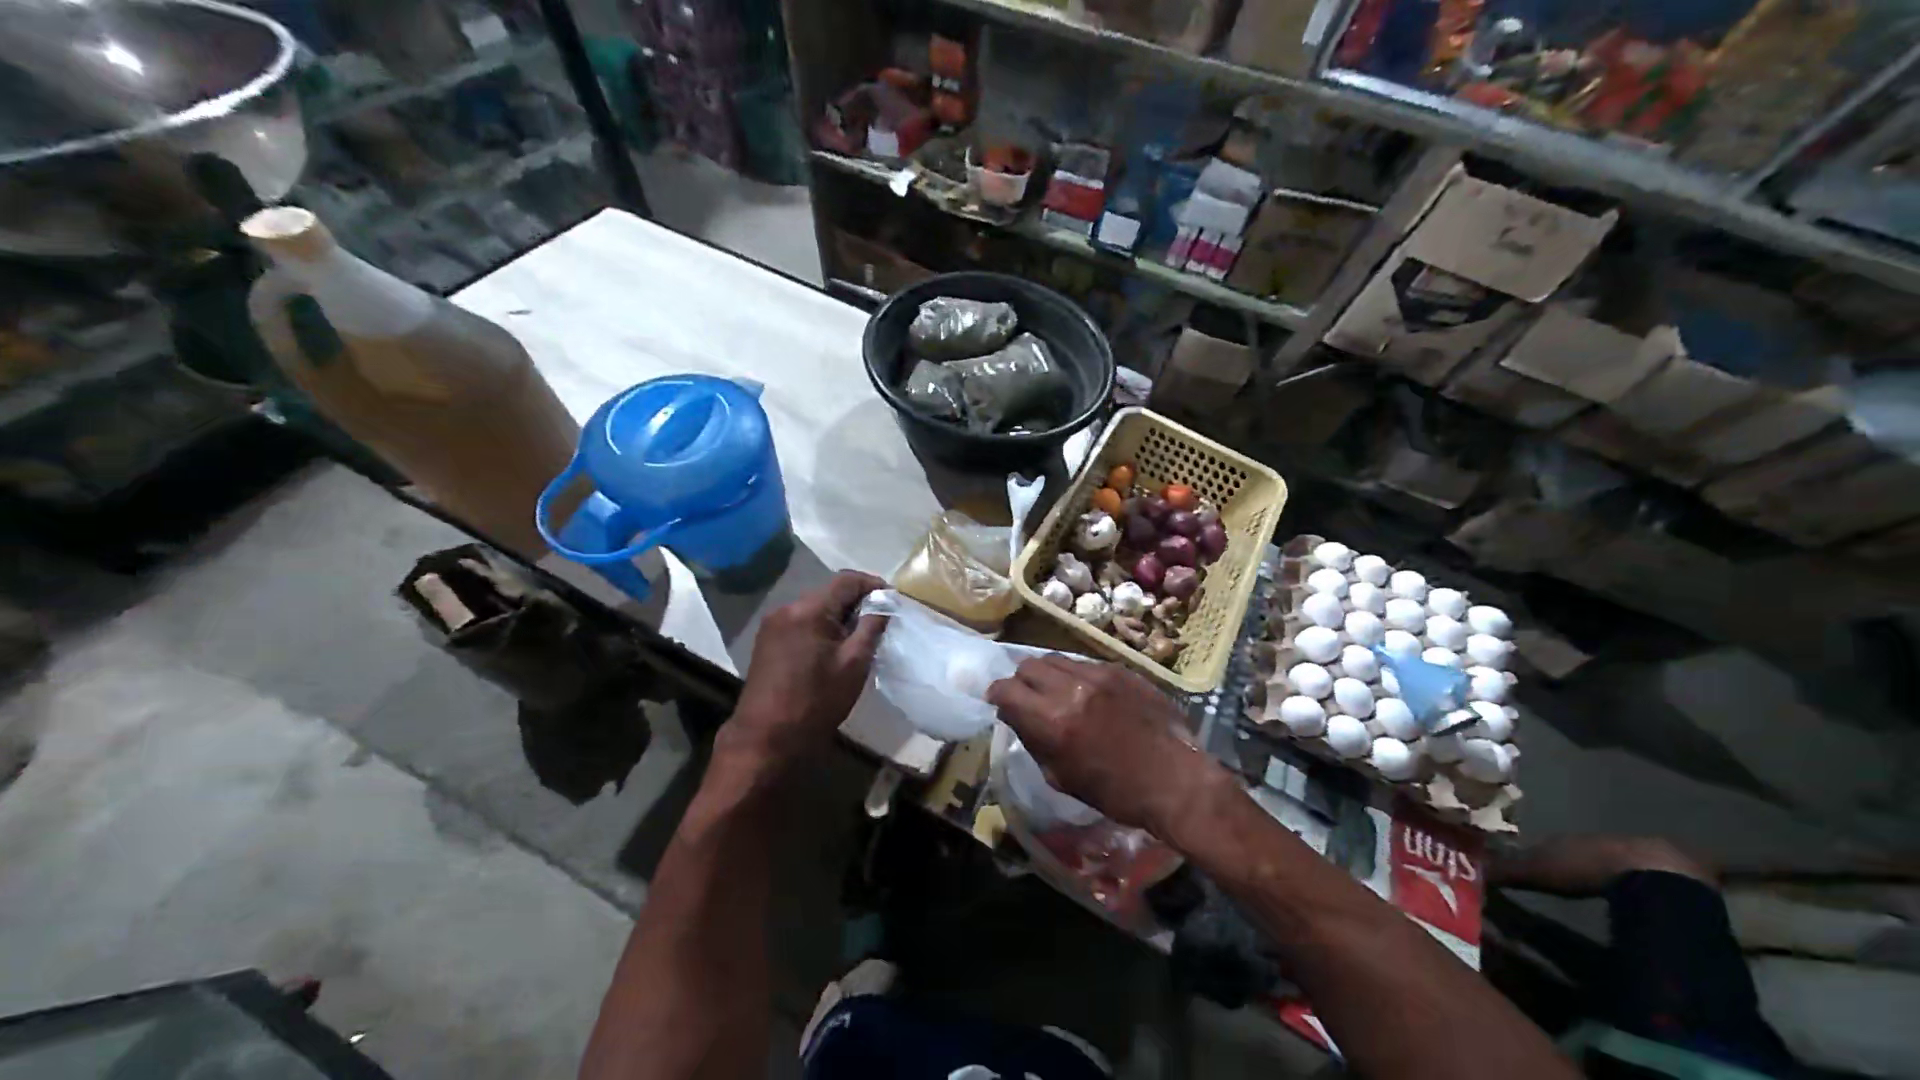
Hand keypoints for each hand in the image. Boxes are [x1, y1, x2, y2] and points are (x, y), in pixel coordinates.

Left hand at [727, 571, 886, 770]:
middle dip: (856, 601)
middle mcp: (787, 608)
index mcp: (809, 610)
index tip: (893, 598)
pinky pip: (801, 622)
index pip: (847, 580)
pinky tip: (833, 646)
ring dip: (838, 615)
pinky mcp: (767, 641)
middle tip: (880, 620)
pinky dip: (821, 626)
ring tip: (859, 635)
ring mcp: (773, 624)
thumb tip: (883, 604)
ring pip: (815, 607)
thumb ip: (871, 626)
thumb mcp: (854, 663)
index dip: (873, 584)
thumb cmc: (817, 701)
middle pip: (829, 592)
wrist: (767, 738)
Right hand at [986, 655, 1222, 832]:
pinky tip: (1088, 695)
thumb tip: (1017, 717)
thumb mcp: (1061, 777)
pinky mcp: (1122, 670)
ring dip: (1048, 674)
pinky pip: (1085, 663)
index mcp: (1052, 720)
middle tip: (1028, 698)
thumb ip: (1034, 741)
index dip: (997, 695)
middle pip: (1028, 666)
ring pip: (1055, 659)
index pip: (1006, 690)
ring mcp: (1099, 675)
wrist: (1175, 781)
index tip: (999, 703)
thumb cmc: (1115, 792)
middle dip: (1021, 681)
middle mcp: (1071, 688)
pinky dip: (1077, 676)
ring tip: (1056, 692)